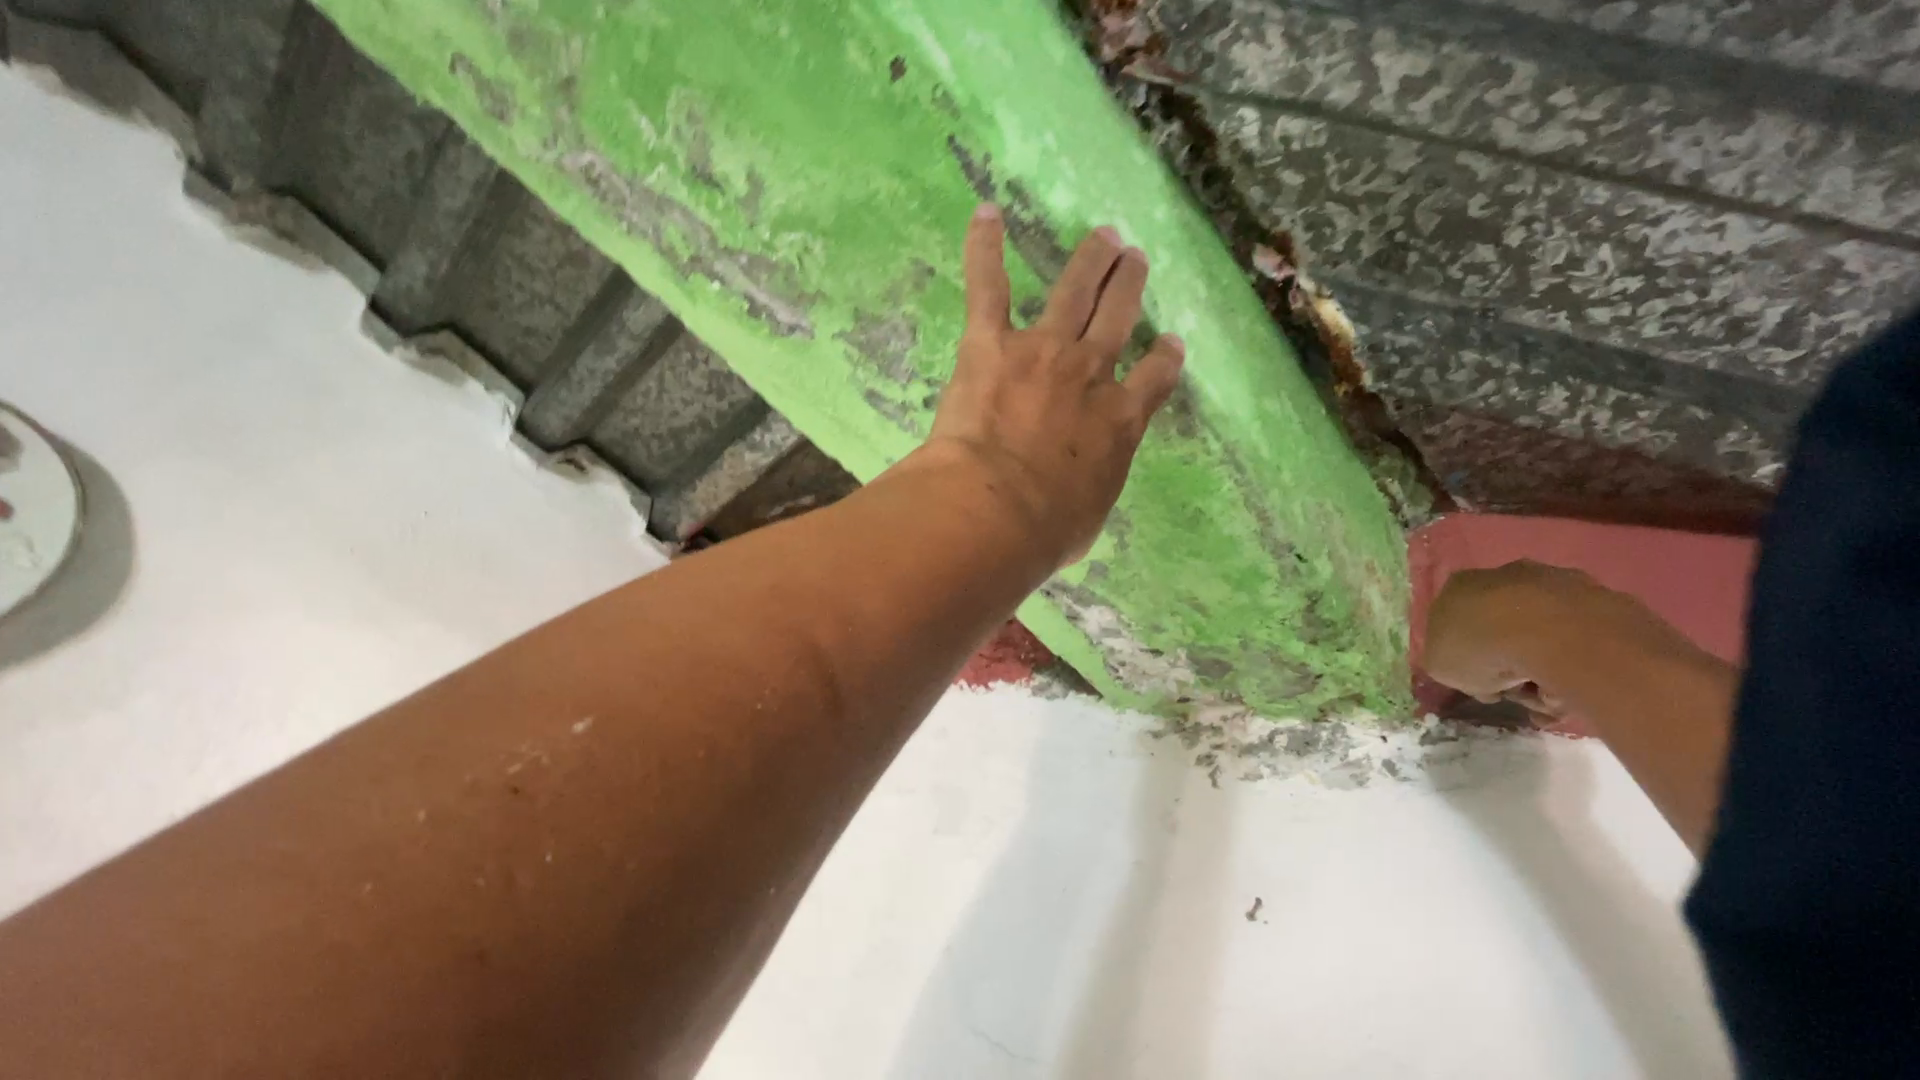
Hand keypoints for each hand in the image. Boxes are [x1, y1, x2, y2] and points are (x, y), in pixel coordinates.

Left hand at [913, 205, 1185, 567]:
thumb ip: (1086, 491)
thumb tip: (1073, 497)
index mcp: (1119, 421)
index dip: (1165, 358)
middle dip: (1129, 286)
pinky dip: (985, 248)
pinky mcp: (991, 344)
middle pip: (1118, 319)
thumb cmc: (1043, 530)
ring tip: (1104, 235)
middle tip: (1135, 259)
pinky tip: (986, 213)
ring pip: (1074, 292)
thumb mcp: (1085, 519)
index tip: (1173, 342)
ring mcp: (1043, 351)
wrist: (995, 511)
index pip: (1154, 379)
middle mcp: (1090, 375)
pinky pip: (988, 286)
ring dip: (1090, 261)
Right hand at [1423, 560, 1618, 716]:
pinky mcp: (1590, 592)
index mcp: (1456, 587)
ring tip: (1551, 697)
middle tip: (1521, 693)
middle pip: (1502, 628)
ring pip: (1542, 633)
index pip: (1455, 624)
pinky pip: (1576, 634)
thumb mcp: (1440, 668)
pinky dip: (1574, 660)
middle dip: (1511, 666)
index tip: (1485, 685)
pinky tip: (1574, 684)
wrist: (1546, 630)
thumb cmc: (1477, 647)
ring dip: (1544, 668)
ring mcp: (1547, 580)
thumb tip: (1476, 673)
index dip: (1468, 659)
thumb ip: (1450, 666)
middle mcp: (1499, 576)